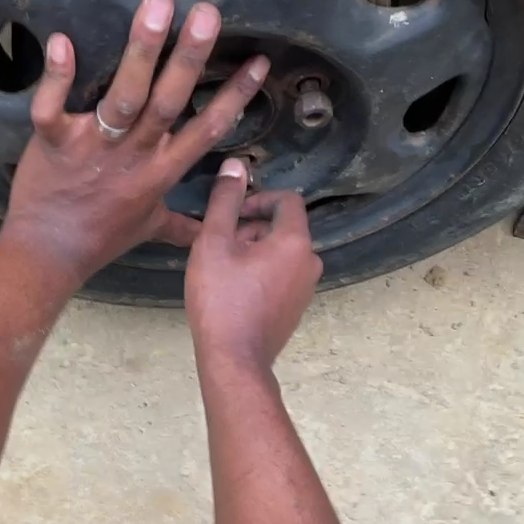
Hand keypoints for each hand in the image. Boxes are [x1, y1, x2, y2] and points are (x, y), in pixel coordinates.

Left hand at [0, 0, 269, 284]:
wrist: (49, 253)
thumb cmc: (101, 239)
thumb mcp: (150, 229)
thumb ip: (182, 225)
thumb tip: (209, 234)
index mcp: (161, 172)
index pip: (207, 129)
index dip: (234, 95)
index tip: (257, 60)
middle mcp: (134, 154)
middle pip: (168, 102)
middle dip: (190, 57)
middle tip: (208, 13)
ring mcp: (93, 146)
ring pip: (124, 95)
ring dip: (140, 51)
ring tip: (156, 7)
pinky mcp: (54, 142)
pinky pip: (52, 108)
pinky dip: (57, 77)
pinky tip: (62, 40)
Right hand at [185, 158, 323, 369]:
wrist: (234, 359)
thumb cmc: (221, 299)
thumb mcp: (214, 243)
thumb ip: (225, 201)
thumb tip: (236, 165)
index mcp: (295, 242)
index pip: (286, 200)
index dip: (256, 198)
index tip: (230, 214)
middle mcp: (310, 262)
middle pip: (282, 227)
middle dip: (250, 228)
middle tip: (220, 245)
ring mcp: (306, 288)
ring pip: (280, 252)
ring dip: (253, 250)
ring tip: (223, 268)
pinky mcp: (296, 308)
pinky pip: (281, 275)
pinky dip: (260, 272)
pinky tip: (234, 290)